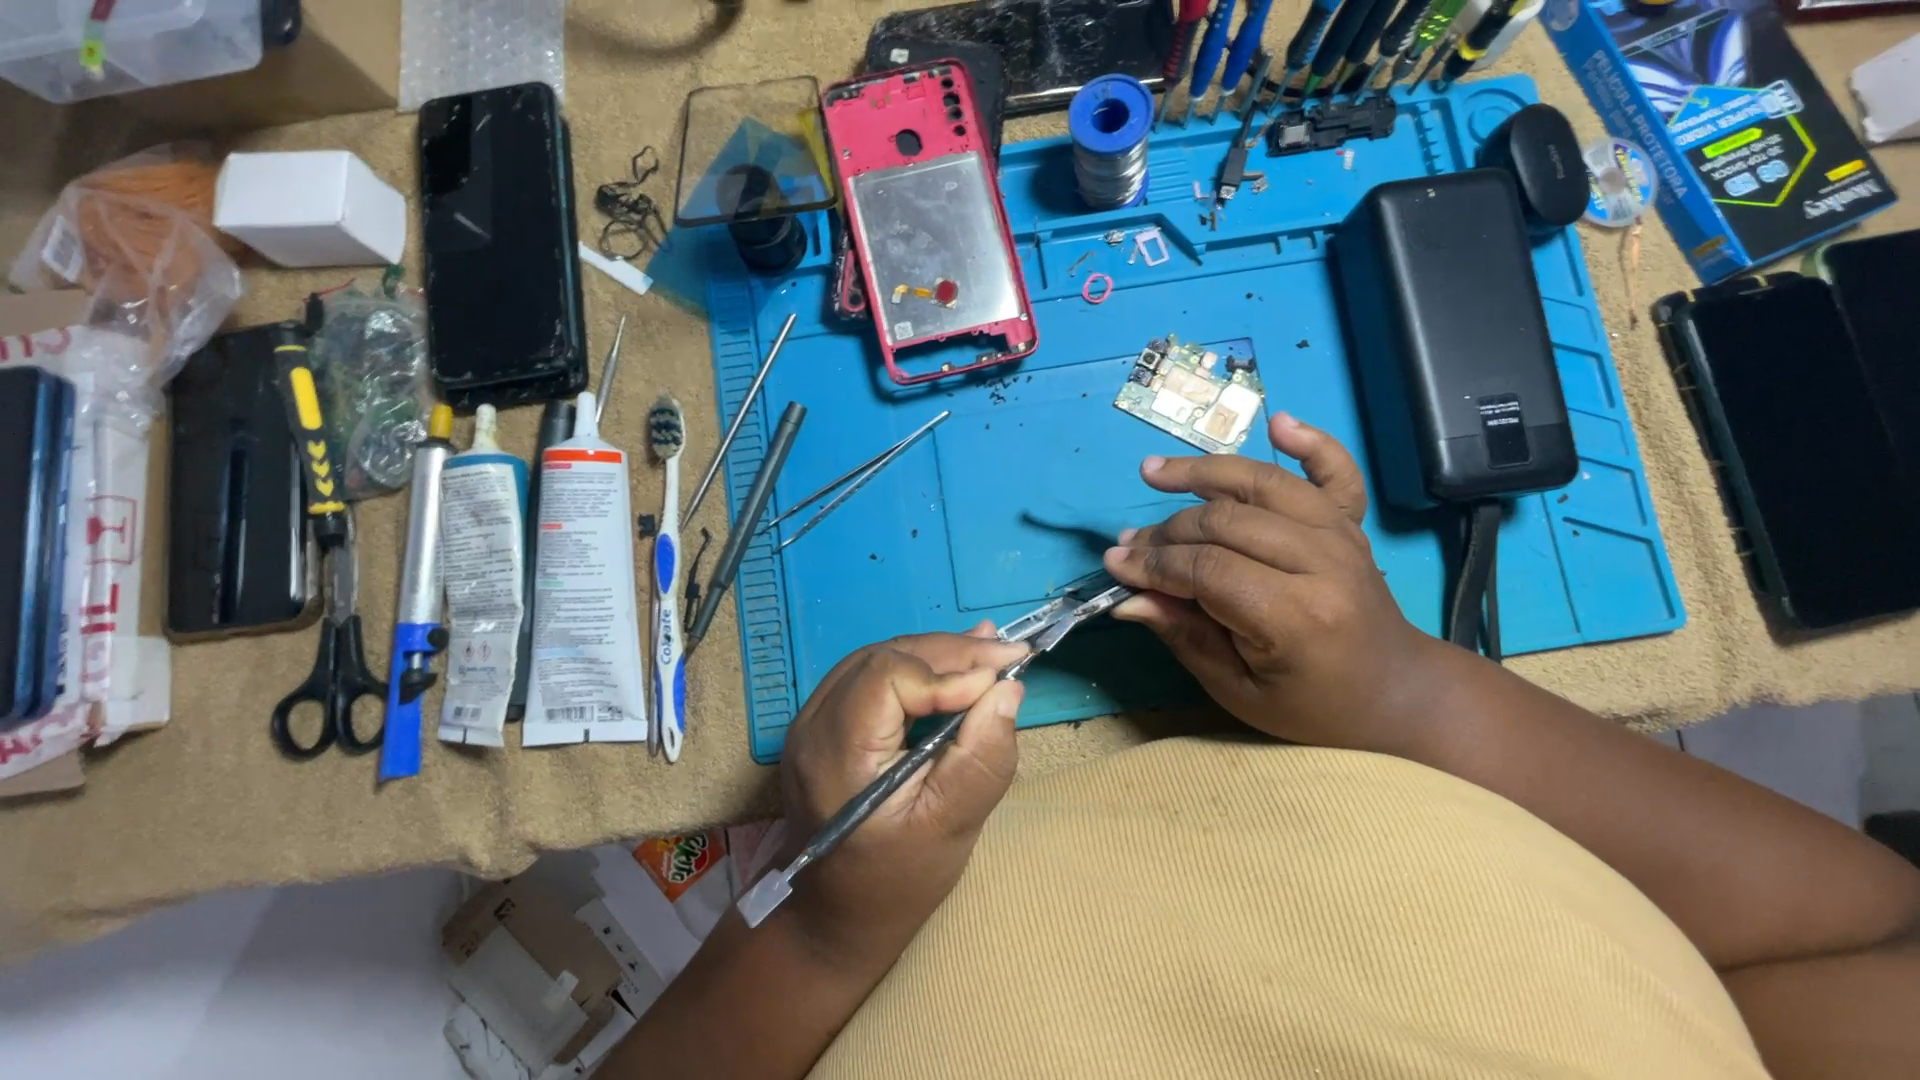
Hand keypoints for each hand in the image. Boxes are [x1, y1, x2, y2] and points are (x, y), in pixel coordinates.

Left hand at [777, 627, 1027, 971]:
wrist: (831, 916)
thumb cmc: (894, 884)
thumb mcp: (949, 829)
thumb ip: (981, 759)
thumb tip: (1008, 689)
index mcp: (837, 755)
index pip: (887, 678)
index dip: (946, 672)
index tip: (998, 684)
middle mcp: (814, 726)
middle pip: (884, 659)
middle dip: (951, 653)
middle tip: (1010, 654)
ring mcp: (813, 721)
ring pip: (879, 660)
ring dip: (938, 654)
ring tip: (991, 649)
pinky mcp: (825, 724)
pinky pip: (873, 677)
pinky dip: (919, 667)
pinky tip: (956, 662)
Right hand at [1102, 413, 1438, 752]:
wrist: (1396, 694)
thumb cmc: (1314, 707)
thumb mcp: (1239, 691)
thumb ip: (1185, 636)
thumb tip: (1126, 598)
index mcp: (1297, 616)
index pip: (1208, 569)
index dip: (1154, 565)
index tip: (1114, 565)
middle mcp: (1323, 563)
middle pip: (1226, 523)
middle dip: (1168, 532)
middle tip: (1130, 545)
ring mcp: (1343, 537)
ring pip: (1263, 484)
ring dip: (1205, 473)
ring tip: (1154, 472)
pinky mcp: (1352, 525)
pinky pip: (1335, 472)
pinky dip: (1311, 443)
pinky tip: (1280, 423)